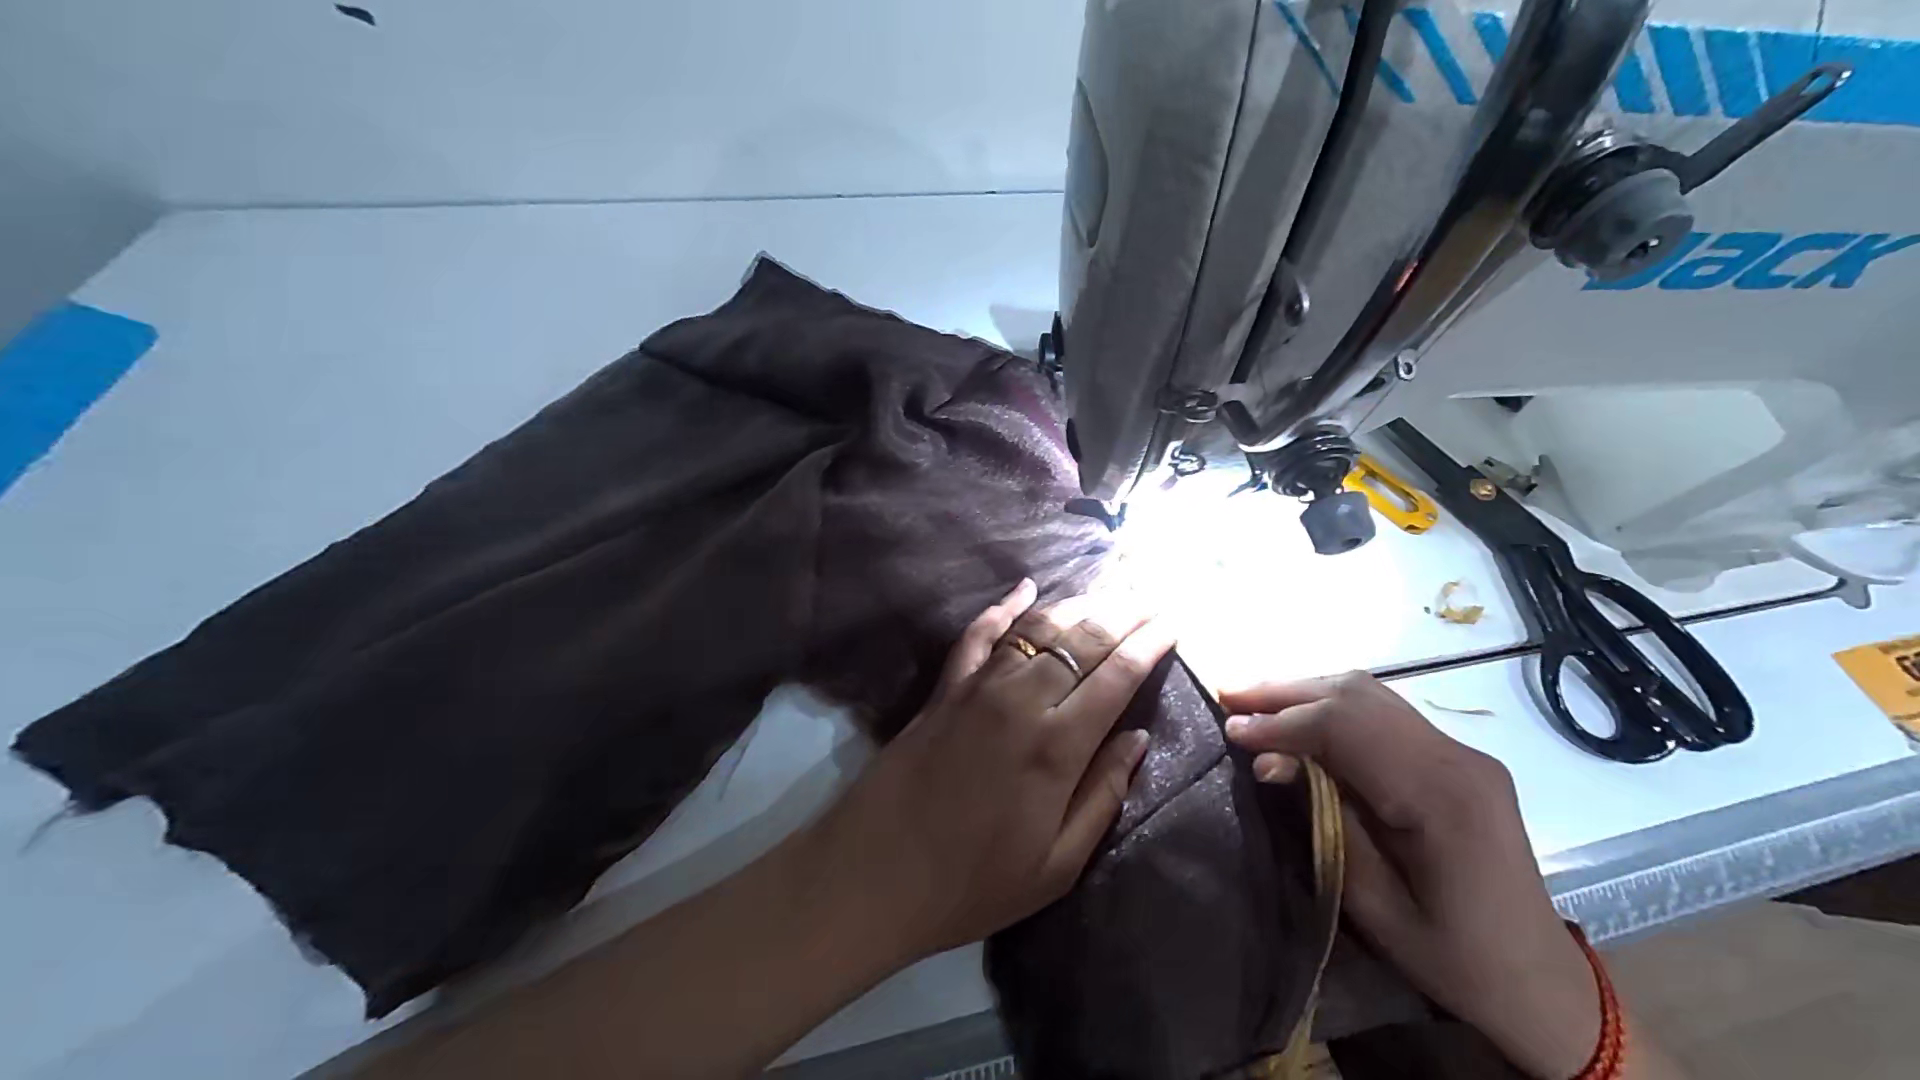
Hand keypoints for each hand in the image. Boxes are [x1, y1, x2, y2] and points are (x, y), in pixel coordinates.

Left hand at [813, 579, 1174, 960]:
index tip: (1171, 623)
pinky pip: (977, 635)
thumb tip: (1139, 738)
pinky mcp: (944, 688)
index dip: (1148, 645)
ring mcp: (977, 688)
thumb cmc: (974, 882)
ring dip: (1075, 605)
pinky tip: (1023, 588)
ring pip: (1035, 630)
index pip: (1116, 677)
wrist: (875, 873)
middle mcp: (1020, 701)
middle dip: (1121, 614)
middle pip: (1080, 641)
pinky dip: (1002, 607)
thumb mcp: (1058, 864)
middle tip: (1147, 595)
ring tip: (1105, 591)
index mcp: (1057, 746)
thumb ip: (1103, 794)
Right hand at [1220, 673, 1600, 1079]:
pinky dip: (1331, 704)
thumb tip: (1269, 762)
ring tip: (1252, 699)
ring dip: (1305, 690)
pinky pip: (1383, 711)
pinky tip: (1298, 713)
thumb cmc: (1452, 955)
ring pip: (1369, 694)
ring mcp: (1461, 751)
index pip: (1345, 728)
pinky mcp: (1456, 756)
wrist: (1539, 979)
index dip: (1281, 722)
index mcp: (1440, 797)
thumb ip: (1324, 820)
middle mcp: (1457, 758)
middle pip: (1356, 697)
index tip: (1230, 729)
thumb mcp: (1374, 905)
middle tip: (1228, 696)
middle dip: (1284, 693)